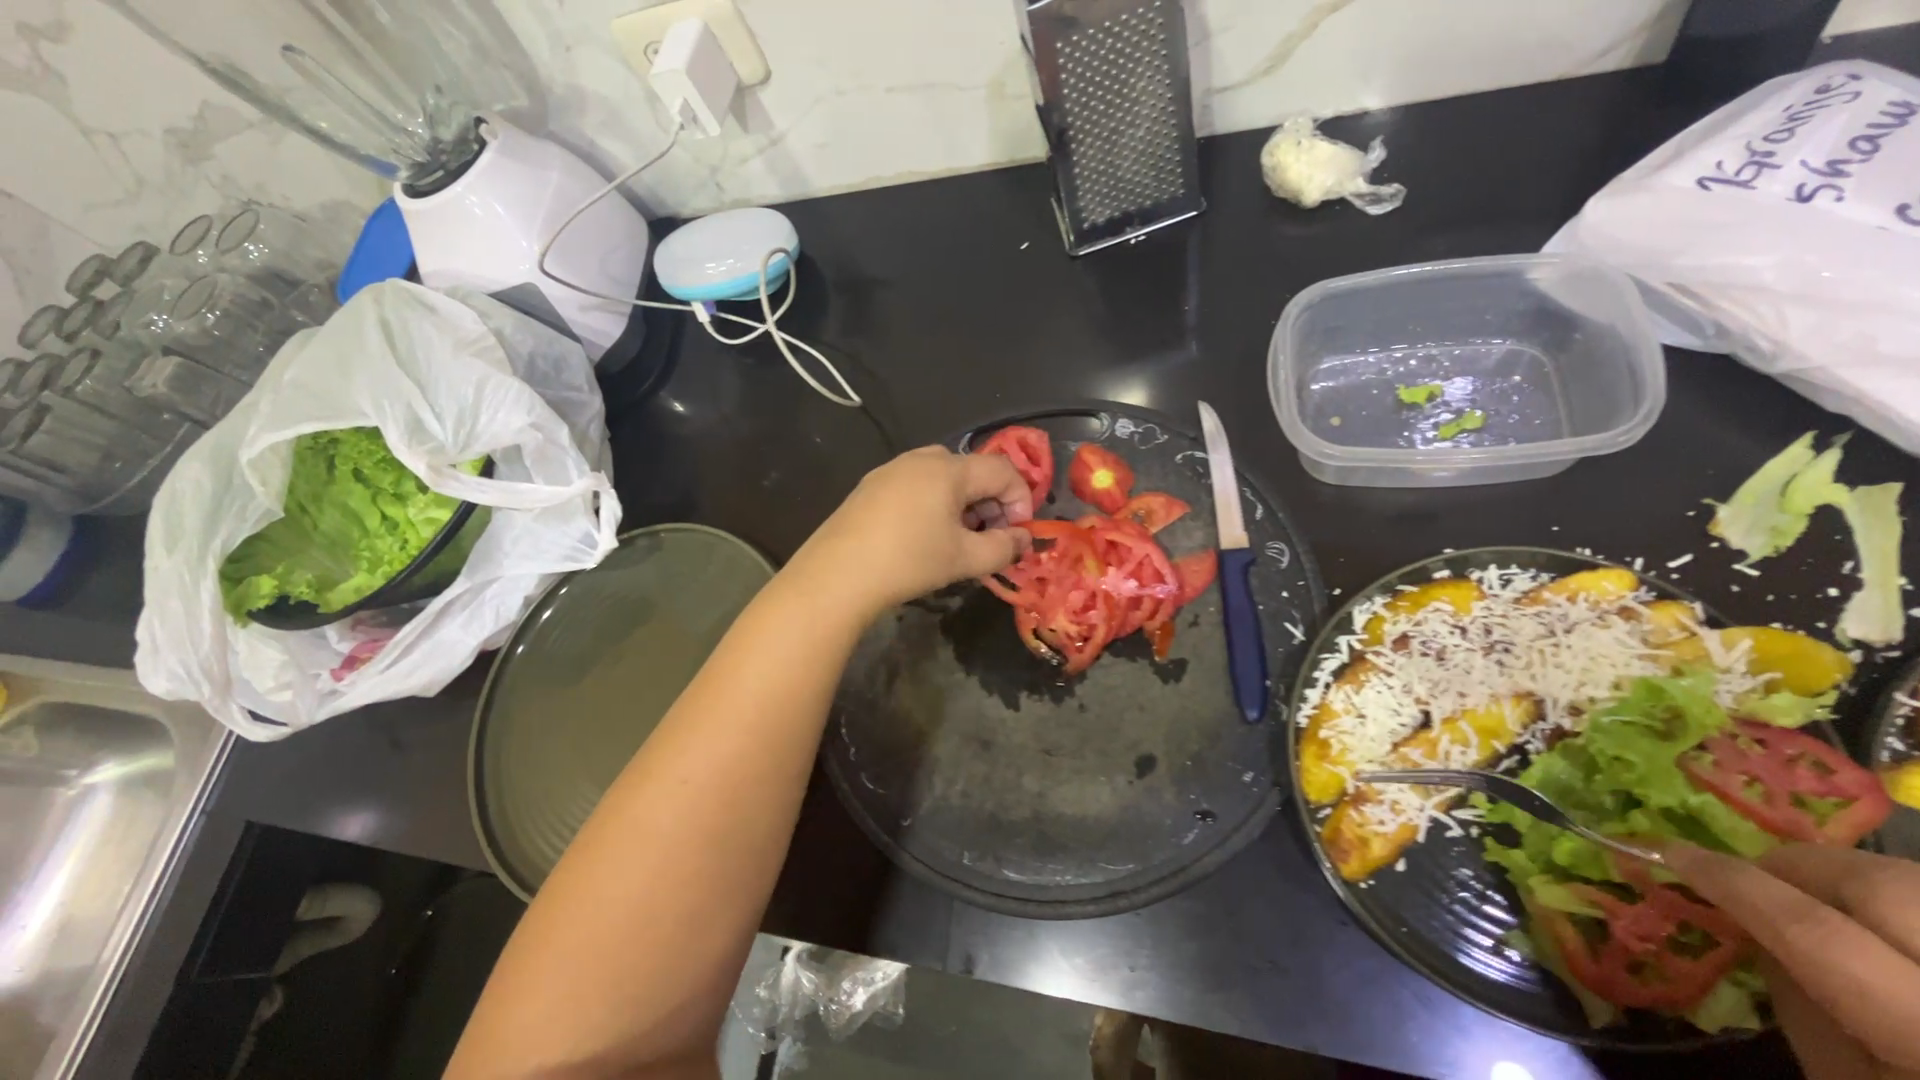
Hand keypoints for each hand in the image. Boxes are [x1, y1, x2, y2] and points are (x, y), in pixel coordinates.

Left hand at [785, 446, 1033, 621]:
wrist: (838, 575)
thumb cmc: (909, 561)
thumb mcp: (965, 559)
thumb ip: (1003, 547)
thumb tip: (1023, 540)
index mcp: (949, 469)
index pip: (1002, 470)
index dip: (1021, 499)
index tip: (1018, 534)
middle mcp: (921, 459)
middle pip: (972, 471)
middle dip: (991, 502)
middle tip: (991, 539)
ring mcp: (891, 470)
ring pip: (943, 478)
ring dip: (964, 505)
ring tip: (959, 541)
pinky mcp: (870, 487)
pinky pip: (916, 486)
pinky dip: (935, 504)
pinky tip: (925, 537)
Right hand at [1662, 842, 1919, 1078]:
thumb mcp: (1841, 1078)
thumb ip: (1798, 997)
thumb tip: (1751, 922)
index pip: (1814, 932)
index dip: (1735, 884)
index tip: (1674, 852)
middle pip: (1884, 887)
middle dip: (1801, 866)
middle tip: (1750, 872)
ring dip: (1856, 877)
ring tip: (1815, 894)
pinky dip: (1901, 898)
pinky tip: (1879, 919)